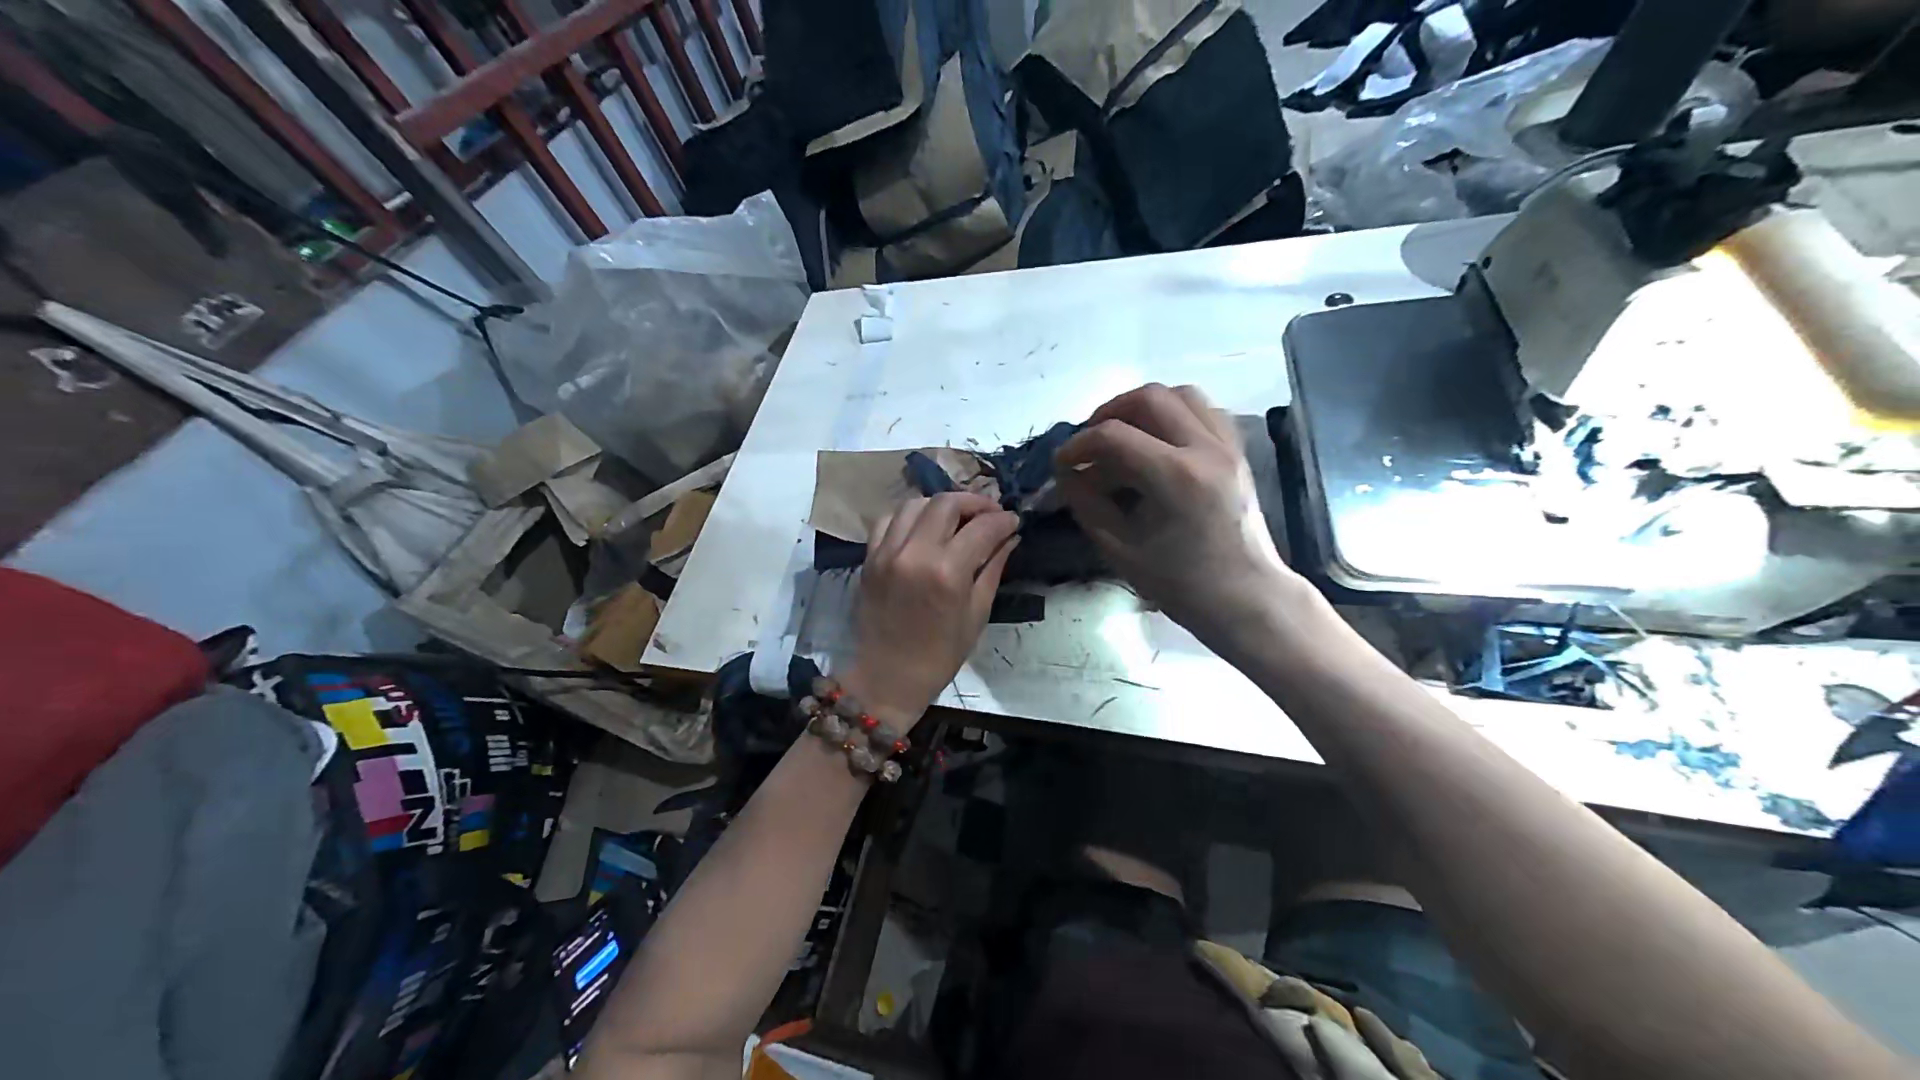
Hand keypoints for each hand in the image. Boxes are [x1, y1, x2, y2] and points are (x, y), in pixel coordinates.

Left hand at [843, 492, 1019, 724]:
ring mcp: (887, 552)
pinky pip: (889, 520)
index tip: (1014, 520)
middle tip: (989, 514)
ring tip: (957, 519)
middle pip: (946, 503)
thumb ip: (992, 568)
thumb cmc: (940, 655)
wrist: (887, 676)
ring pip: (915, 504)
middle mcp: (915, 553)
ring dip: (941, 505)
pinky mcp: (869, 557)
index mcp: (947, 573)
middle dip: (974, 502)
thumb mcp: (977, 614)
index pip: (982, 527)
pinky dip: (909, 516)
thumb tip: (1009, 538)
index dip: (1003, 519)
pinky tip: (923, 527)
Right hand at [1055, 383, 1309, 650]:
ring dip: (1143, 407)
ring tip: (1122, 435)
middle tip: (1089, 442)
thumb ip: (1087, 503)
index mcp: (1176, 477)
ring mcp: (1227, 446)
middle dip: (1108, 414)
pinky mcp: (1237, 451)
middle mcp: (1205, 449)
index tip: (1062, 464)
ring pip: (1180, 394)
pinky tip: (1157, 441)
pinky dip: (1175, 414)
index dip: (1078, 445)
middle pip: (1149, 398)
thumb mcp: (1120, 549)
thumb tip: (1066, 473)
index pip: (1113, 436)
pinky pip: (1204, 410)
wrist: (1247, 598)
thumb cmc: (1182, 584)